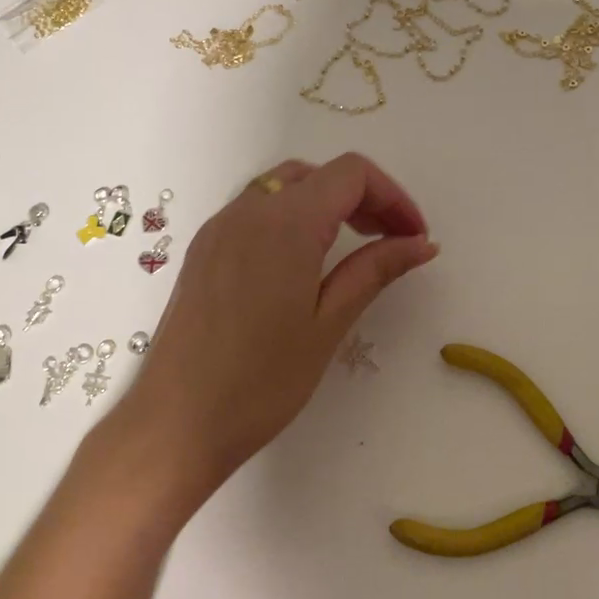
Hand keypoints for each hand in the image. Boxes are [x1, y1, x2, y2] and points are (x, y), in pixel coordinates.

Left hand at [97, 154, 437, 504]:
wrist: (176, 424)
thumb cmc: (262, 380)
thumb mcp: (330, 323)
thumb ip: (375, 270)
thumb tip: (422, 243)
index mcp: (285, 223)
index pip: (351, 174)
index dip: (393, 196)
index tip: (415, 236)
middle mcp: (247, 211)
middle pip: (317, 174)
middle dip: (363, 197)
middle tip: (391, 241)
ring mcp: (218, 229)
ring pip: (283, 188)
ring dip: (326, 203)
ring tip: (354, 249)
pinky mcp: (203, 252)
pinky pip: (255, 211)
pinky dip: (292, 218)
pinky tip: (305, 262)